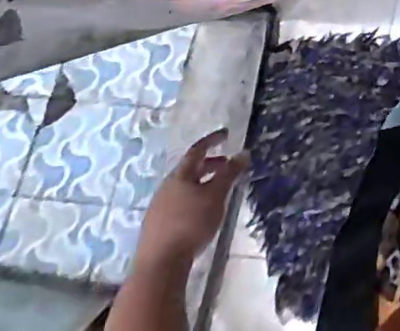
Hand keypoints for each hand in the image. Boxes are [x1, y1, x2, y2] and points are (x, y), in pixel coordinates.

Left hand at [136, 129, 248, 266]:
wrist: (159, 265)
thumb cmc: (190, 224)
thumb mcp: (216, 196)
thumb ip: (230, 174)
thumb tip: (243, 153)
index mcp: (180, 175)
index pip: (197, 150)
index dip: (212, 140)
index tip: (226, 134)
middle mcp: (166, 187)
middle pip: (189, 169)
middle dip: (209, 165)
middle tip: (225, 165)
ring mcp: (158, 207)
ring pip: (183, 188)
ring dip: (201, 184)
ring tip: (216, 192)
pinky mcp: (156, 227)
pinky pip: (177, 204)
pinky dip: (192, 200)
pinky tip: (199, 214)